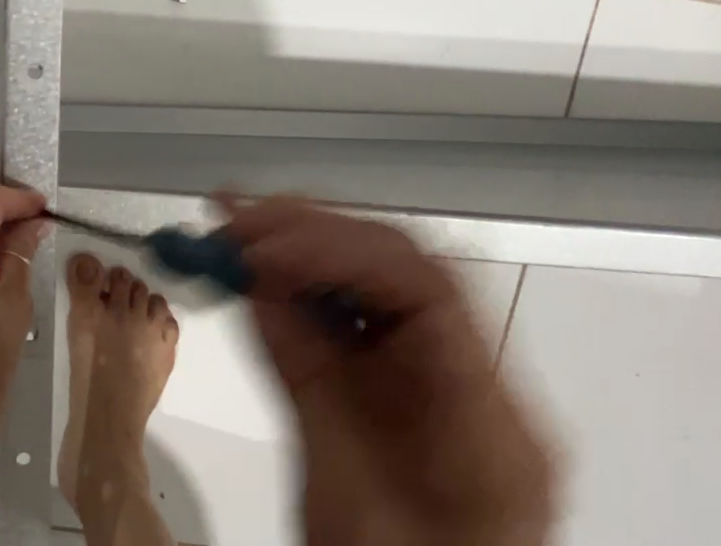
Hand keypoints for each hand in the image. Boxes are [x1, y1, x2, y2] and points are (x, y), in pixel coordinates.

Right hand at [226, 196, 556, 545]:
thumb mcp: (346, 502)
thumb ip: (310, 388)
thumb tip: (257, 288)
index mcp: (489, 429)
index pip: (428, 295)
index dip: (336, 252)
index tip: (258, 250)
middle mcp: (477, 386)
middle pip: (405, 270)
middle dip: (311, 232)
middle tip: (232, 218)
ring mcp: (444, 380)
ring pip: (380, 277)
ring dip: (301, 242)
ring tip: (231, 224)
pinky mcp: (406, 382)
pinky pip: (358, 311)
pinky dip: (301, 278)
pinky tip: (254, 263)